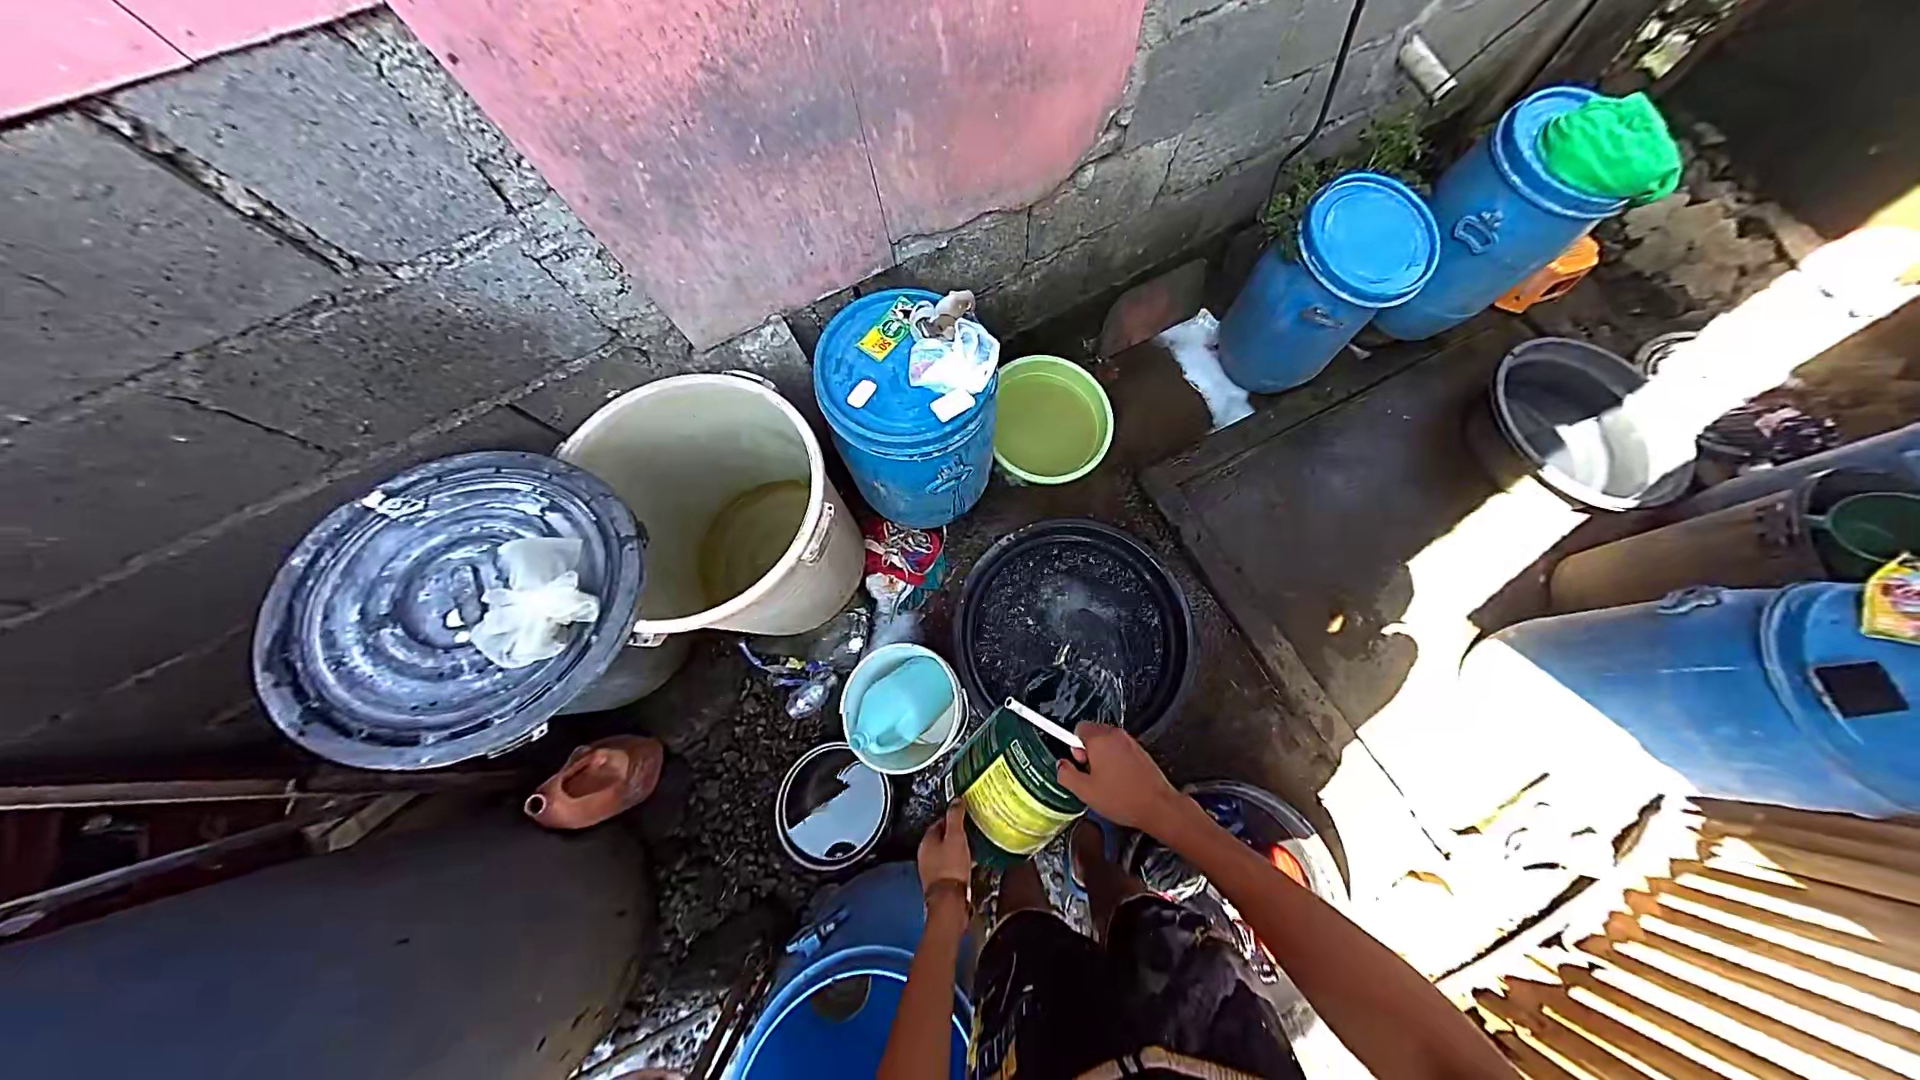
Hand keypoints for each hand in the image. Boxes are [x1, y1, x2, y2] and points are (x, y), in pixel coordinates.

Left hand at [917, 802, 971, 903]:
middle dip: (954, 835)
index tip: (963, 817)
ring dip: (956, 850)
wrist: (949, 901)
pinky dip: (957, 864)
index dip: (951, 818)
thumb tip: (956, 800)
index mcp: (927, 840)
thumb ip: (955, 817)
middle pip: (940, 838)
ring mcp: (930, 869)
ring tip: (971, 849)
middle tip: (968, 832)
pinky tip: (967, 867)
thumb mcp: (956, 837)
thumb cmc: (951, 868)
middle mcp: (925, 854)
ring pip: (944, 853)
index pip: (939, 822)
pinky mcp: (938, 882)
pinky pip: (948, 867)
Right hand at [1053, 723, 1188, 834]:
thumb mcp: (1085, 791)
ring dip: (1101, 756)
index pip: (1077, 728)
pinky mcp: (1140, 752)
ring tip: (1104, 780)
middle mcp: (1115, 735)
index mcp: (1100, 740)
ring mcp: (1130, 742)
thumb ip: (1066, 774)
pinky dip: (1115, 760)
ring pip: (1106, 742)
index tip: (1070, 753)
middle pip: (1092, 734)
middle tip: (1088, 772)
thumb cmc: (1124, 798)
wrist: (1158, 807)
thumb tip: (1061, 766)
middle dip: (1086, 751)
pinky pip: (1120, 750)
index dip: (1071, 744)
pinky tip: (1118, 781)